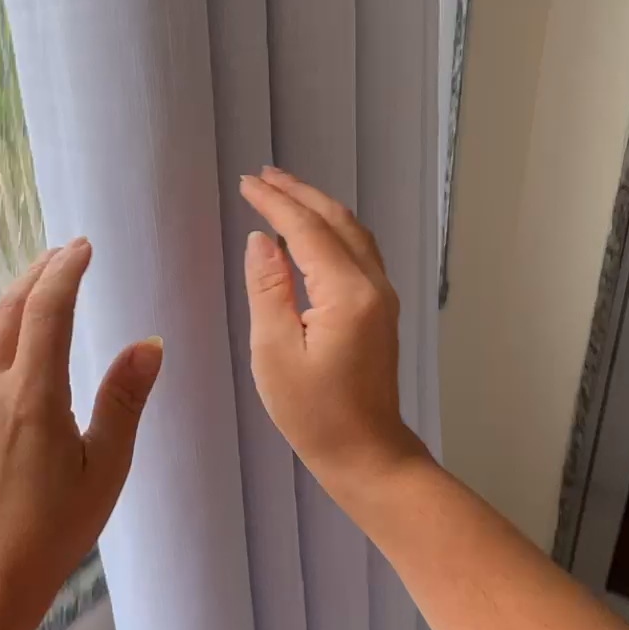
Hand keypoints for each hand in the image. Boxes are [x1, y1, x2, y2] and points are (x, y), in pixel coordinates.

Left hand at [0, 238, 164, 629]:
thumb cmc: (52, 530)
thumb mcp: (104, 469)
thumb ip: (123, 400)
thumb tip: (148, 343)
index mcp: (33, 394)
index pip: (48, 310)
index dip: (66, 271)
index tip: (83, 247)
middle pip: (11, 309)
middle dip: (39, 273)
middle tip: (64, 254)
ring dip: (10, 299)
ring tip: (35, 286)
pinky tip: (3, 341)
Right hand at [239, 167, 425, 501]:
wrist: (366, 453)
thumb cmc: (313, 412)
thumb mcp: (274, 352)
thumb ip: (267, 289)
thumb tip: (261, 241)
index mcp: (346, 293)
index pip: (306, 230)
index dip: (274, 203)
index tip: (246, 183)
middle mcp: (372, 285)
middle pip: (336, 221)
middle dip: (298, 193)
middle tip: (263, 175)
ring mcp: (382, 297)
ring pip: (352, 233)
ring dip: (317, 207)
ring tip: (284, 191)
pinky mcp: (380, 310)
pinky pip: (357, 252)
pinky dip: (331, 229)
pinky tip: (312, 231)